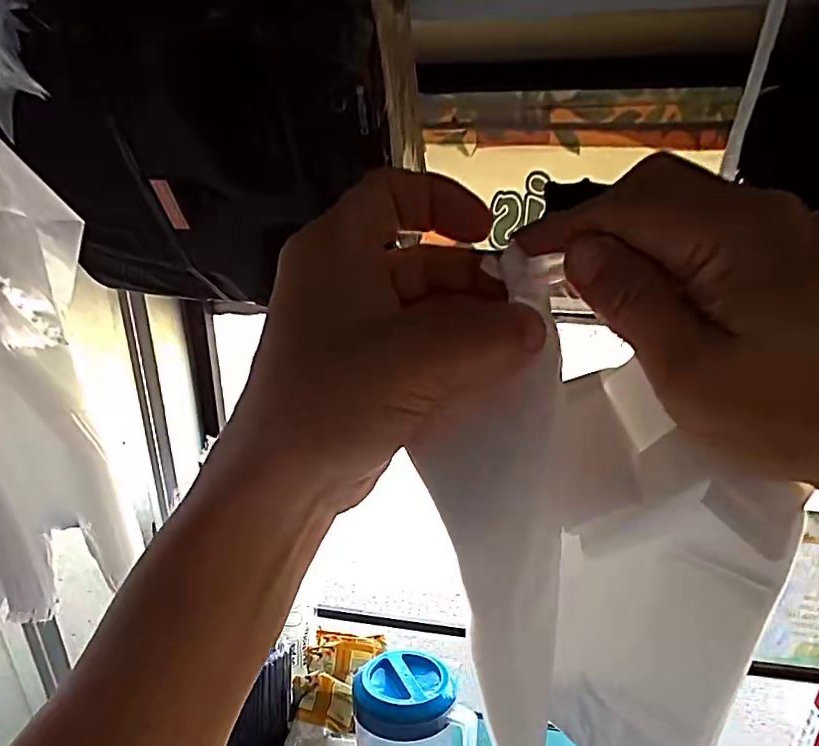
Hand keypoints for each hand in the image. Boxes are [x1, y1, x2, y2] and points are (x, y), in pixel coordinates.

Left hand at [220, 169, 545, 509]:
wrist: (285, 479)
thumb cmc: (327, 403)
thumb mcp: (416, 359)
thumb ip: (485, 337)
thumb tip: (533, 326)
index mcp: (337, 252)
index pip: (391, 193)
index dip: (443, 201)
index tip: (487, 230)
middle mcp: (344, 286)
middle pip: (423, 261)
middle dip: (476, 282)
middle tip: (520, 311)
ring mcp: (356, 335)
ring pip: (428, 314)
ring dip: (473, 328)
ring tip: (516, 349)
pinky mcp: (369, 377)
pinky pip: (423, 355)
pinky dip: (456, 360)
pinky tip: (490, 379)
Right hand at [515, 154, 818, 486]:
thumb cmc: (781, 415)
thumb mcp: (689, 370)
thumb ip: (634, 303)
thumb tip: (583, 252)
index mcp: (736, 235)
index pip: (632, 208)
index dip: (571, 228)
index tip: (523, 254)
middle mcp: (760, 212)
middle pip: (657, 191)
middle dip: (599, 225)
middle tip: (554, 272)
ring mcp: (776, 230)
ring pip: (681, 208)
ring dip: (630, 238)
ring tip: (591, 284)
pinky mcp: (781, 254)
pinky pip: (707, 233)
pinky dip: (664, 252)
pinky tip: (646, 289)